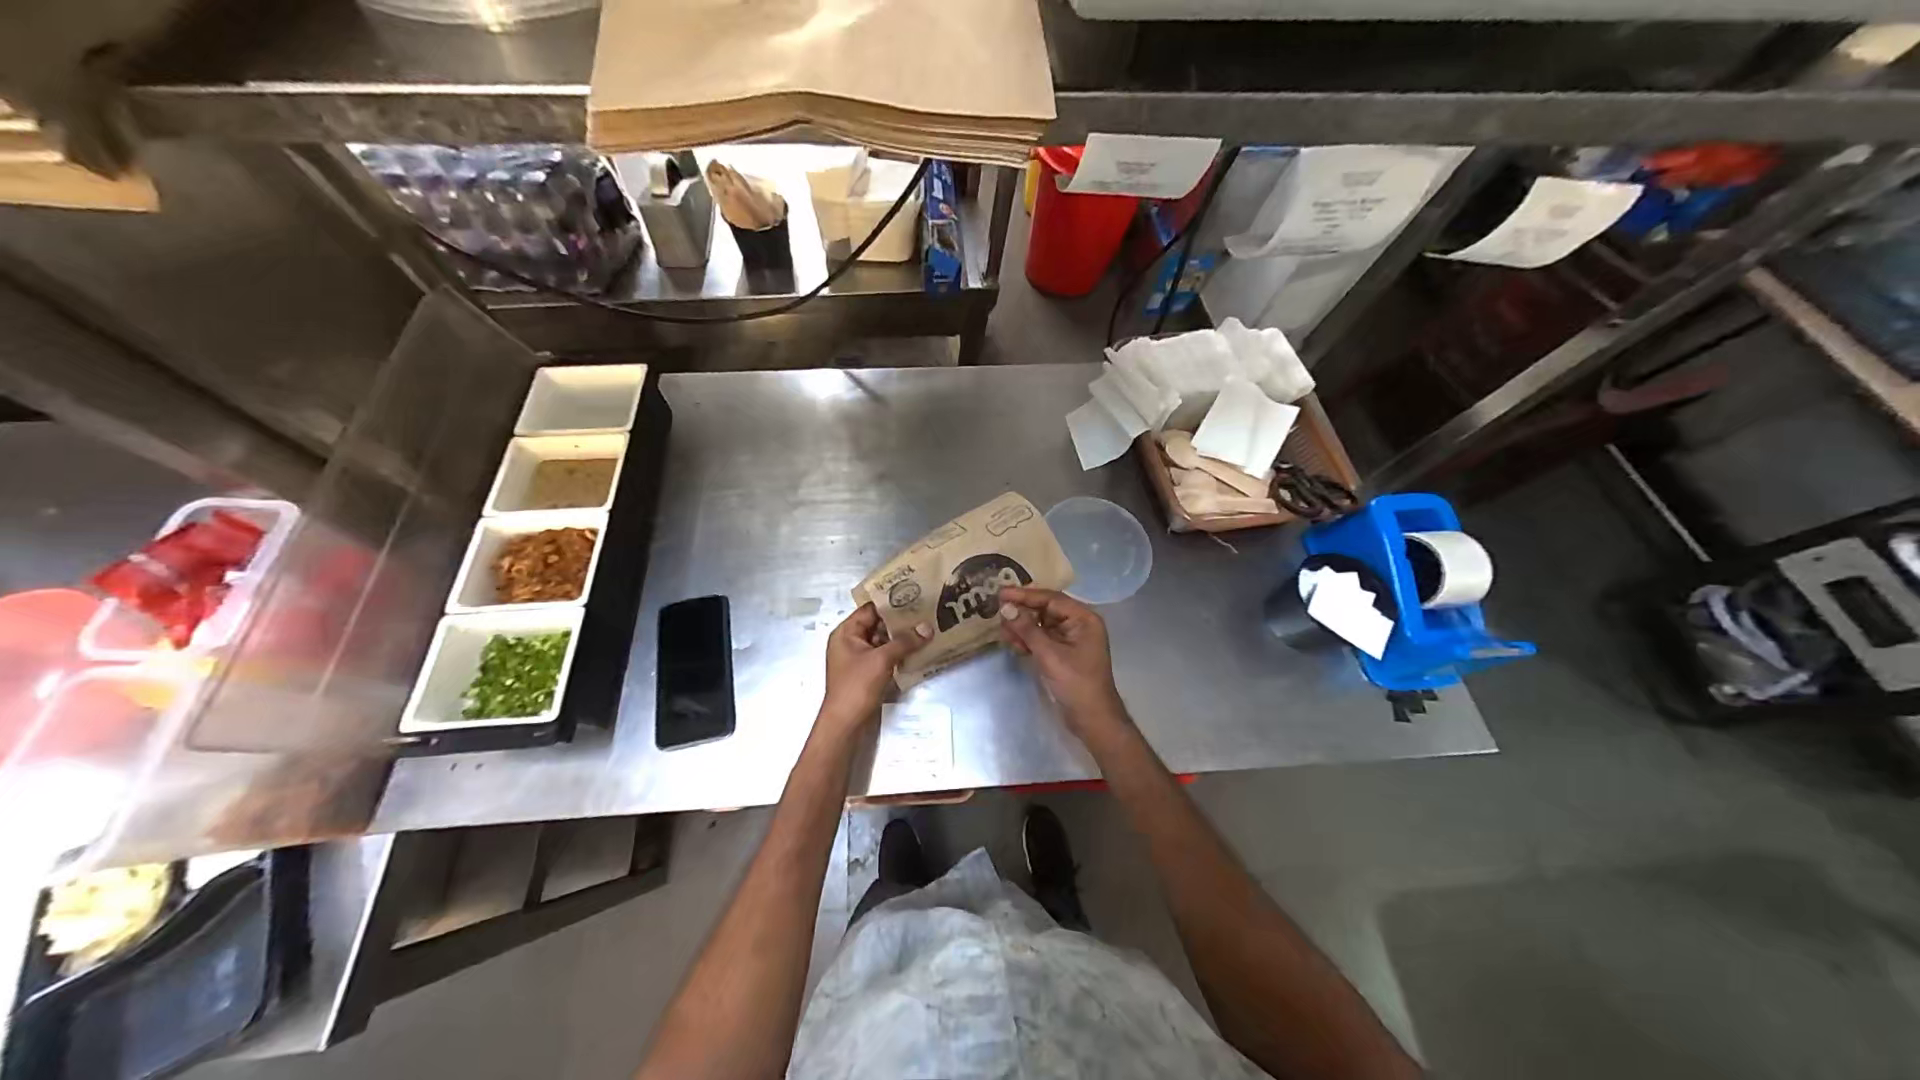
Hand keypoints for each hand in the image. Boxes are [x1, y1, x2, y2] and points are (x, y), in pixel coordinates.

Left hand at [820, 602, 929, 731]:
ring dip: (901, 637)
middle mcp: (850, 642)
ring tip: (926, 628)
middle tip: (925, 611)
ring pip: (883, 640)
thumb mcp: (882, 660)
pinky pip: (884, 655)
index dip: (890, 602)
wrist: (846, 723)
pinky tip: (918, 649)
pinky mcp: (867, 672)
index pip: (869, 609)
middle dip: (900, 620)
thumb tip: (926, 628)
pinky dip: (898, 652)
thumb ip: (904, 642)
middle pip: (877, 624)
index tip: (913, 594)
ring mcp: (858, 658)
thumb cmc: (857, 686)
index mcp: (846, 632)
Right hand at [997, 586, 1127, 738]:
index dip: (1025, 595)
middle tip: (997, 610)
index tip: (1001, 592)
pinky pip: (1042, 639)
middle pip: (1045, 609)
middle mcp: (1078, 625)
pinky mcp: (1062, 654)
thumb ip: (1027, 629)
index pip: (1051, 598)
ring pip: (1041, 625)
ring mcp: (1070, 640)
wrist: (1092, 719)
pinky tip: (1013, 643)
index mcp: (1083, 619)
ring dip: (1022, 627)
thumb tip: (1006, 608)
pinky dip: (1028, 640)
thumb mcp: (1049, 654)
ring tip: (1003, 630)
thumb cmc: (1076, 683)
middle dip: (1022, 611)